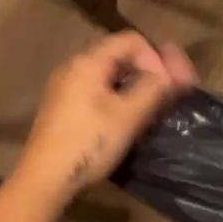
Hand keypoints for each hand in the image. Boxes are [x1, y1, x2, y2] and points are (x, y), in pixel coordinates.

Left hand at [11, 31, 196, 202]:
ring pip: (111, 74)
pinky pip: (100, 90)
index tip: (170, 83)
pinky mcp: (65, 108)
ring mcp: (66, 88)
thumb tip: (177, 73)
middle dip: (151, 69)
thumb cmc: (89, 143)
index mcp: (88, 62)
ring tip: (156, 104)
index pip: (132, 40)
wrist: (45, 180)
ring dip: (138, 84)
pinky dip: (121, 96)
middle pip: (121, 55)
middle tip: (173, 90)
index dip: (157, 57)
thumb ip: (156, 88)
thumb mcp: (129, 115)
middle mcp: (74, 67)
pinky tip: (131, 116)